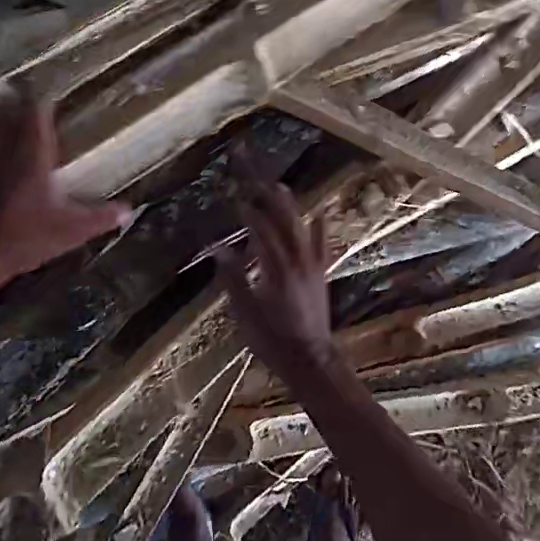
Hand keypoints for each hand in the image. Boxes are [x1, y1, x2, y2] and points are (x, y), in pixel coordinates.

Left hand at [0, 91, 131, 290]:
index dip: (42, 100)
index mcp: (29, 149)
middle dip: (15, 109)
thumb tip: (128, 211)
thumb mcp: (67, 231)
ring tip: (0, 139)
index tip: (48, 101)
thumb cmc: (19, 239)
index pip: (37, 108)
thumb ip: (99, 217)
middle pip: (5, 110)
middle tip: (24, 118)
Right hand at [218, 165, 335, 375]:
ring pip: (302, 228)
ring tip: (279, 187)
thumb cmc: (272, 339)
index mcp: (277, 268)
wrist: (311, 360)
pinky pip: (321, 246)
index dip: (249, 213)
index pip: (261, 231)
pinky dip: (319, 229)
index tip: (236, 199)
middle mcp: (298, 261)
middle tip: (256, 180)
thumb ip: (232, 278)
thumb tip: (217, 248)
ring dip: (290, 207)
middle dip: (269, 198)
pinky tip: (319, 215)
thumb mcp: (245, 311)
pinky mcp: (321, 275)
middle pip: (284, 221)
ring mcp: (313, 267)